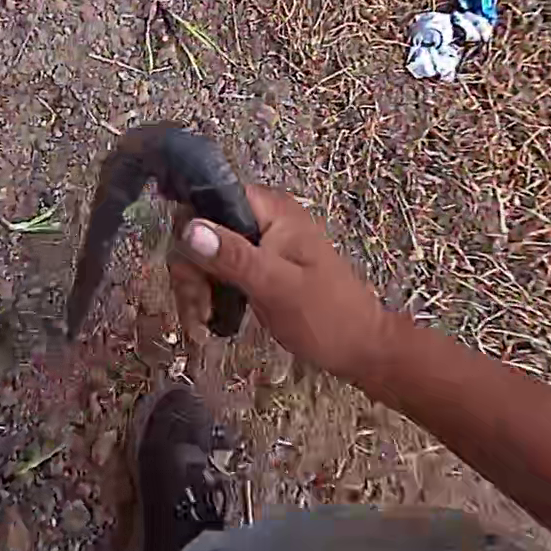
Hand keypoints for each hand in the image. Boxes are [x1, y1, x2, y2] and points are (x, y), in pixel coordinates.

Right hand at [167, 185, 389, 376]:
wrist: (361, 350)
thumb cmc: (328, 316)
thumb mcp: (278, 286)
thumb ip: (234, 256)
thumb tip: (189, 229)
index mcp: (270, 210)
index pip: (208, 200)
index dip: (190, 232)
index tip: (190, 272)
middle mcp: (259, 218)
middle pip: (199, 231)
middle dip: (191, 272)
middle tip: (198, 309)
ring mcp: (256, 242)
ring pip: (201, 254)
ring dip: (193, 289)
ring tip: (201, 323)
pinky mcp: (252, 264)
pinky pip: (213, 270)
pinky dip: (204, 294)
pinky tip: (205, 320)